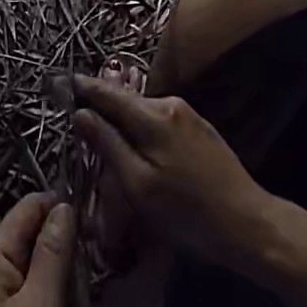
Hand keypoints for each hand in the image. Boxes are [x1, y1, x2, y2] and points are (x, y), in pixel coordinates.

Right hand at [71, 75, 269, 263]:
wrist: (248, 223)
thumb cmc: (188, 212)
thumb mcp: (139, 184)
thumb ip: (108, 144)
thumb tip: (80, 114)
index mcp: (153, 115)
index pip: (107, 93)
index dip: (82, 88)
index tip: (58, 83)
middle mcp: (170, 103)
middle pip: (125, 100)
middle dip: (101, 106)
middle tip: (76, 120)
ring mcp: (187, 113)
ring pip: (141, 111)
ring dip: (121, 120)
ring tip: (102, 139)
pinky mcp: (198, 126)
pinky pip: (158, 119)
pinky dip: (140, 128)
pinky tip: (136, 148)